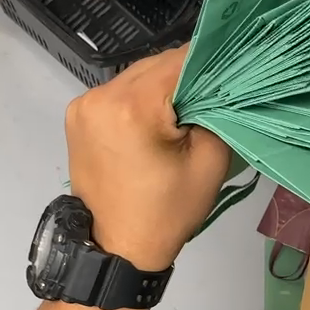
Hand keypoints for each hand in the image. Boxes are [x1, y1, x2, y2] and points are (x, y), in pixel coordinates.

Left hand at [65, 47, 233, 271]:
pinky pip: (119, 93)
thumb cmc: (167, 212)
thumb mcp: (209, 161)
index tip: (232, 75)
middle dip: (185, 78)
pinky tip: (157, 122)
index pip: (180, 61)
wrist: (118, 249)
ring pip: (137, 77)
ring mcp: (83, 104)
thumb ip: (217, 111)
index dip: (210, 64)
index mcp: (132, 106)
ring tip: (185, 114)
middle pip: (156, 66)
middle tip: (212, 99)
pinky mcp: (78, 115)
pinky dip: (141, 100)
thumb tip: (220, 80)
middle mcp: (100, 96)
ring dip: (163, 89)